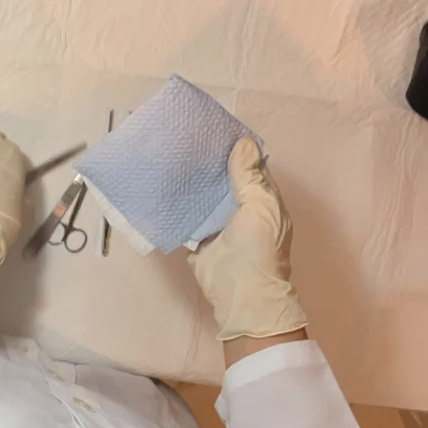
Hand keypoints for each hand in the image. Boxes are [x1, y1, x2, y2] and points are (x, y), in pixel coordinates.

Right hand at [190, 137, 308, 341]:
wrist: (240, 294)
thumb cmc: (257, 249)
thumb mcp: (260, 207)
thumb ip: (249, 177)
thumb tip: (242, 143)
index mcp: (263, 199)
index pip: (250, 168)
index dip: (236, 151)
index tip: (213, 133)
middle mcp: (241, 209)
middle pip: (225, 181)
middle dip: (209, 165)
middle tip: (185, 142)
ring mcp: (218, 225)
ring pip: (205, 198)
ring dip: (193, 184)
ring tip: (172, 159)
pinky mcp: (198, 240)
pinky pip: (188, 219)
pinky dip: (178, 207)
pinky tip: (164, 189)